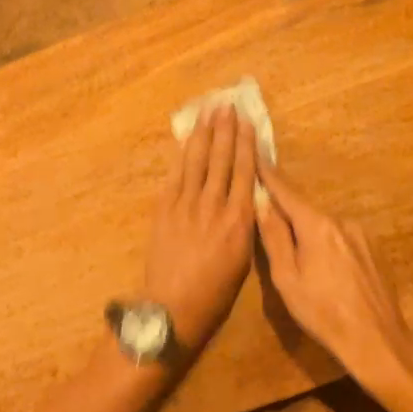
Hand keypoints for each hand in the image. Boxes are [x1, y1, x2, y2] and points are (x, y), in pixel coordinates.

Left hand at [143, 105, 257, 348]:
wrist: (174, 306)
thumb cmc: (215, 291)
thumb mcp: (243, 258)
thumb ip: (245, 223)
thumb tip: (246, 195)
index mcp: (239, 220)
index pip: (244, 172)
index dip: (246, 144)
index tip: (248, 122)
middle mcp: (214, 206)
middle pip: (221, 159)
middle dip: (225, 130)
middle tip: (228, 105)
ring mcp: (186, 205)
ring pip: (197, 161)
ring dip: (203, 134)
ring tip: (209, 112)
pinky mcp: (164, 210)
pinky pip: (175, 175)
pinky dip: (182, 155)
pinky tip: (186, 140)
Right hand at [256, 162, 412, 380]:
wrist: (376, 339)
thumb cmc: (322, 312)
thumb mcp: (286, 277)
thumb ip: (273, 237)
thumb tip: (260, 201)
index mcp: (317, 225)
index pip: (286, 191)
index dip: (268, 175)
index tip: (256, 154)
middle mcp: (341, 221)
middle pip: (305, 211)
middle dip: (287, 215)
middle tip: (269, 226)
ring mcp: (362, 235)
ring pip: (324, 227)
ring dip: (309, 235)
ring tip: (300, 262)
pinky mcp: (374, 251)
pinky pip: (341, 240)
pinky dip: (328, 247)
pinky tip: (327, 273)